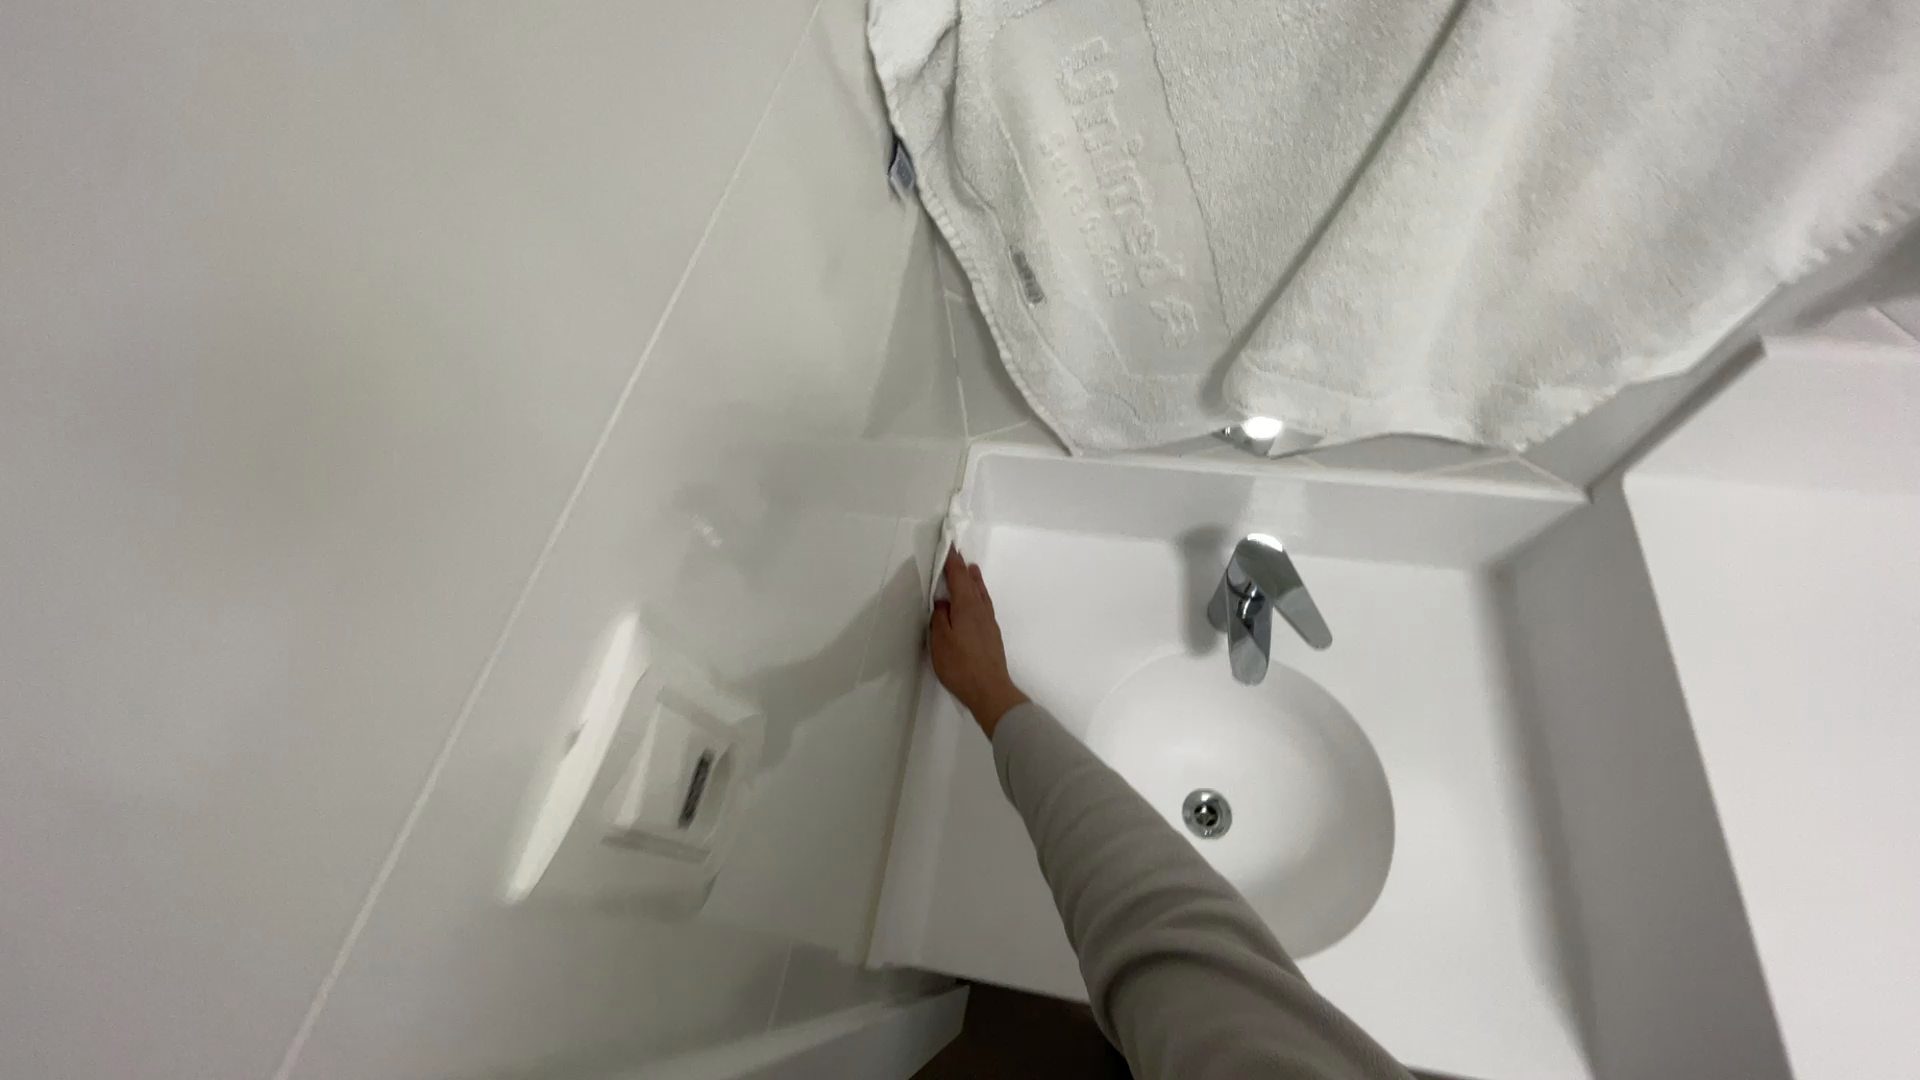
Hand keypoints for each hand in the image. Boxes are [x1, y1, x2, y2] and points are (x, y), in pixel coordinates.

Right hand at [929, 547, 1028, 737]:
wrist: (990, 690)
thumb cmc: (960, 664)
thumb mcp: (940, 640)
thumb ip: (940, 617)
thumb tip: (943, 602)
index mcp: (967, 607)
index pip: (959, 577)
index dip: (953, 562)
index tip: (949, 547)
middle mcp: (981, 611)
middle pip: (972, 584)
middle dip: (964, 569)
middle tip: (959, 557)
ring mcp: (989, 624)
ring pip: (981, 595)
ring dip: (975, 582)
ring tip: (972, 572)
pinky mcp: (992, 636)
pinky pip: (984, 607)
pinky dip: (979, 597)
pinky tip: (977, 603)